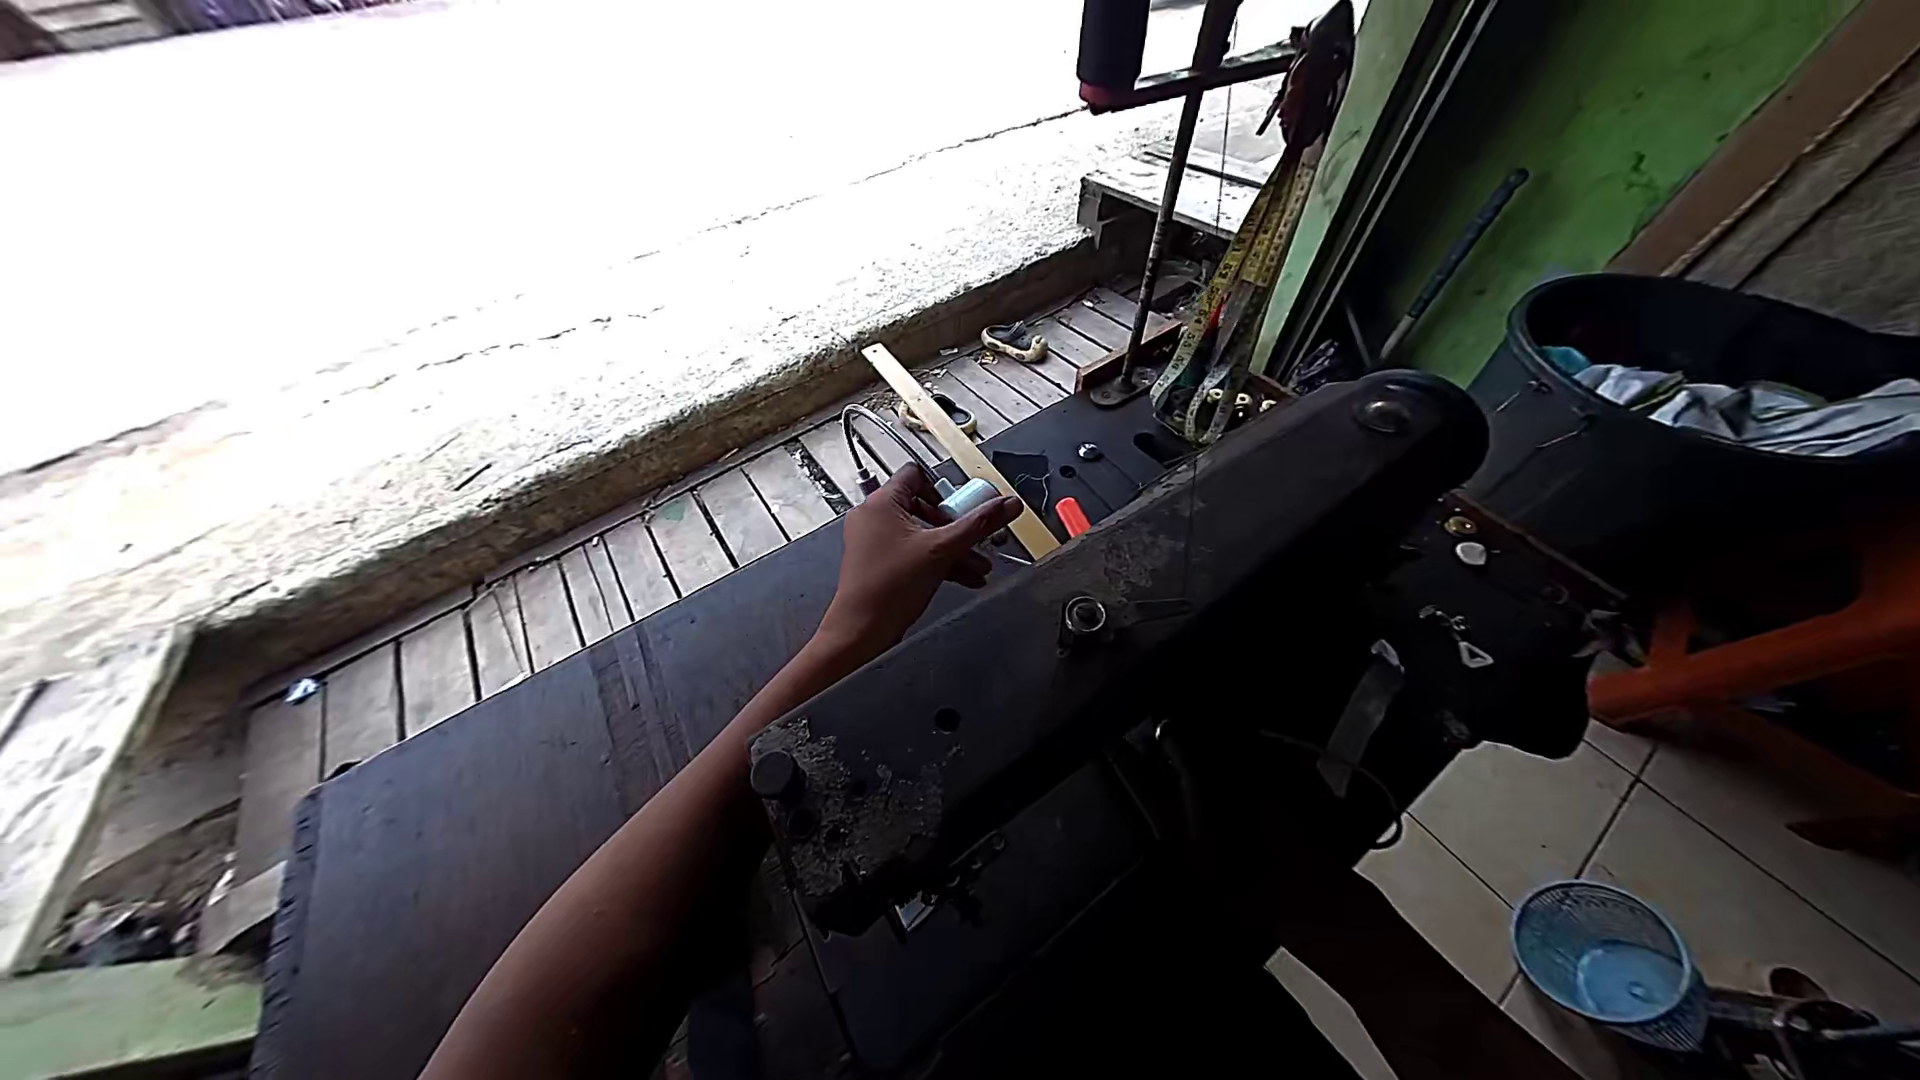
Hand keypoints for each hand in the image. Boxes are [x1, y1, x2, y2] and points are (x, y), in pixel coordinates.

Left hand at [815, 465, 1024, 660]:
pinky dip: (937, 561)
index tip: (963, 505)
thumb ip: (978, 524)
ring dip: (951, 547)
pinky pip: (914, 553)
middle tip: (973, 536)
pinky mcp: (881, 563)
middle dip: (955, 526)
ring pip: (922, 534)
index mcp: (882, 503)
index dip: (943, 488)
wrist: (863, 630)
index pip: (917, 475)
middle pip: (923, 507)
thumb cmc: (887, 588)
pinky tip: (964, 577)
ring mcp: (875, 541)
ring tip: (977, 564)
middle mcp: (874, 518)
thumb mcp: (943, 550)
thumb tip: (1005, 505)